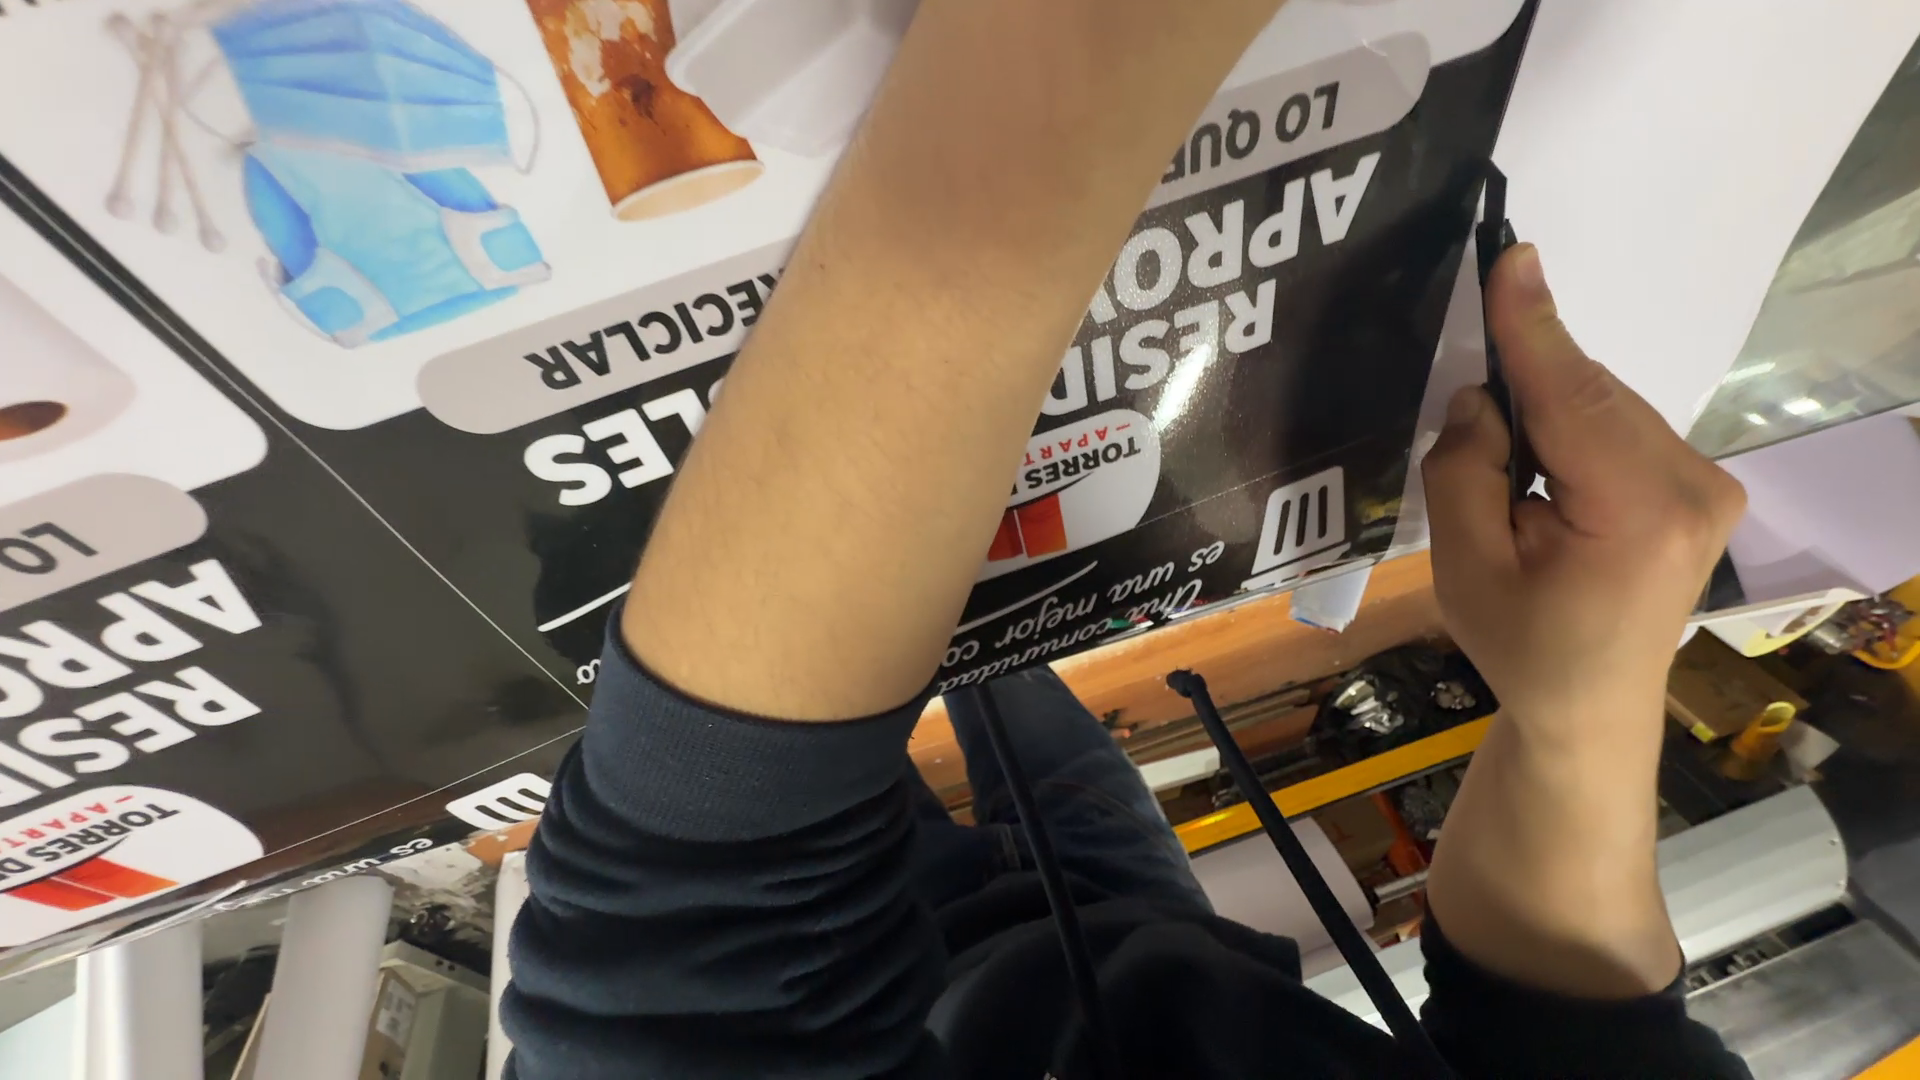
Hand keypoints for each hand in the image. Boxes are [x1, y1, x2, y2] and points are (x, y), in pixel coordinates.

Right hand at [1422, 244, 1746, 744]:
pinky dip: (1565, 430)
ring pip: (1603, 410)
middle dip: (1524, 386)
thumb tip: (1479, 402)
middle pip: (1590, 398)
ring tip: (1498, 468)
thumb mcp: (1466, 566)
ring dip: (1541, 413)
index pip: (1573, 398)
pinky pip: (1615, 431)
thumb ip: (1464, 474)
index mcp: (1638, 512)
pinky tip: (1534, 468)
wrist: (1586, 705)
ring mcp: (1706, 486)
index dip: (1534, 329)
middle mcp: (1694, 485)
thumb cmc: (1519, 644)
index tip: (1513, 257)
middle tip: (1463, 421)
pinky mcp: (1696, 491)